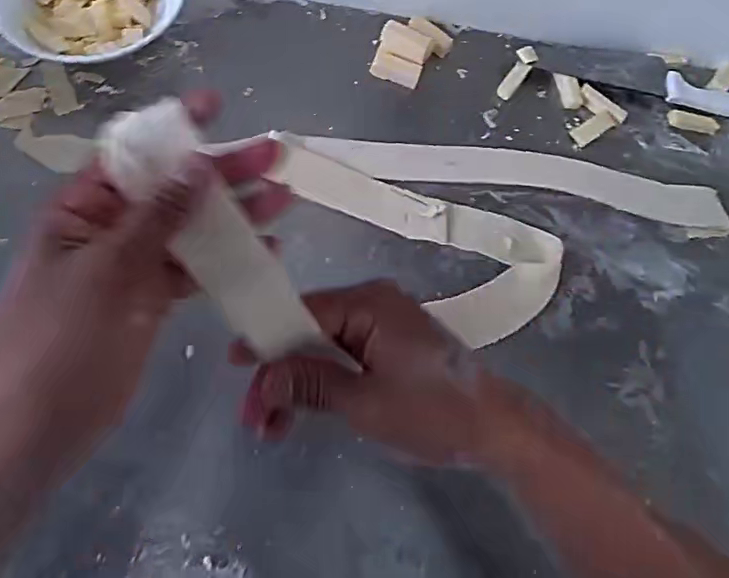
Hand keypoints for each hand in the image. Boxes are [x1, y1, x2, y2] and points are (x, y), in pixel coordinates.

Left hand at [0, 90, 291, 465]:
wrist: (29, 437)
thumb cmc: (56, 343)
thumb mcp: (107, 270)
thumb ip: (158, 216)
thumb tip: (197, 163)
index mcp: (82, 209)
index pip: (133, 154)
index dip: (174, 127)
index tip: (215, 104)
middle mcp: (109, 228)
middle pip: (173, 188)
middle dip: (223, 170)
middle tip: (272, 154)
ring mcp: (133, 265)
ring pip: (191, 226)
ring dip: (236, 212)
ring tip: (283, 196)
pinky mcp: (151, 299)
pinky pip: (194, 267)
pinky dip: (228, 257)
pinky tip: (266, 248)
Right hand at [233, 279, 523, 466]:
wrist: (493, 424)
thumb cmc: (432, 410)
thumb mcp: (366, 402)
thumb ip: (313, 384)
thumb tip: (266, 377)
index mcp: (370, 303)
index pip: (305, 310)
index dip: (267, 337)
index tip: (235, 363)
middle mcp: (374, 301)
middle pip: (311, 327)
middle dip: (281, 370)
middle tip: (257, 417)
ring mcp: (383, 319)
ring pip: (325, 342)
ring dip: (299, 380)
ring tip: (275, 426)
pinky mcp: (390, 340)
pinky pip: (345, 350)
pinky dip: (324, 377)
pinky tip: (305, 408)